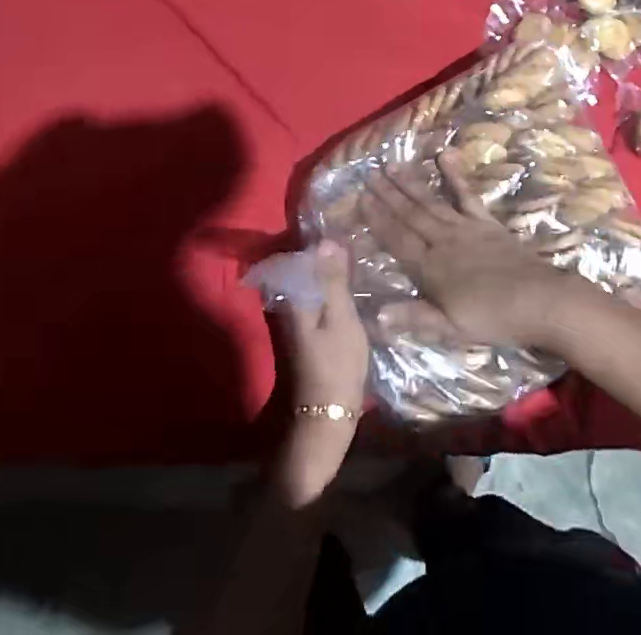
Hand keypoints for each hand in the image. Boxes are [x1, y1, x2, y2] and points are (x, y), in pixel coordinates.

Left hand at [267, 243, 366, 504]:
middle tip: (351, 241)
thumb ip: (331, 280)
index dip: (316, 242)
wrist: (327, 412)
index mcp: (291, 299)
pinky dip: (329, 290)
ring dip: (327, 272)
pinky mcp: (306, 332)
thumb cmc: (336, 363)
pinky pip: (314, 299)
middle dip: (322, 256)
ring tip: (353, 259)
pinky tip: (348, 288)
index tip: (340, 227)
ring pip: (309, 285)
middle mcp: (287, 306)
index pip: (296, 258)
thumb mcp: (340, 317)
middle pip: (302, 270)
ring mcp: (295, 321)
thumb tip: (325, 241)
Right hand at [357, 153, 592, 348]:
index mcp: (431, 268)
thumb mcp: (451, 328)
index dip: (377, 219)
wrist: (540, 300)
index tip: (359, 198)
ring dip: (410, 184)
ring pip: (432, 202)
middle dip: (388, 195)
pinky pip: (467, 195)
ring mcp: (467, 228)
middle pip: (410, 215)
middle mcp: (444, 242)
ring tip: (392, 165)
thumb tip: (376, 314)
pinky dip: (455, 176)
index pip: (397, 239)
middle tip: (369, 174)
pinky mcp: (488, 223)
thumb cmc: (494, 319)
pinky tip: (445, 156)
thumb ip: (414, 317)